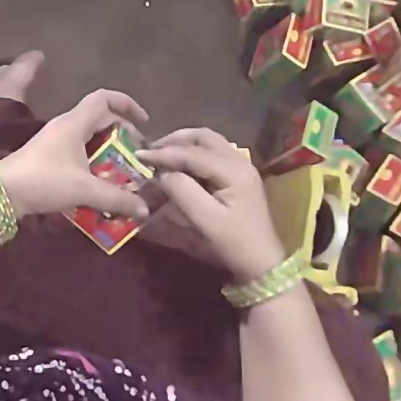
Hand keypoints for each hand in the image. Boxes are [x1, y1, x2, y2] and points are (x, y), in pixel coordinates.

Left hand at [0, 89, 152, 218]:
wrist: (0, 193)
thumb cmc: (44, 180)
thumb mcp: (85, 190)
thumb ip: (117, 199)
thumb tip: (145, 210)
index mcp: (75, 123)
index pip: (105, 98)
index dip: (127, 104)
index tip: (143, 122)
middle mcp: (65, 127)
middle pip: (100, 119)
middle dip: (121, 135)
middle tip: (135, 155)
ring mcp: (54, 143)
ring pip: (88, 139)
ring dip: (106, 152)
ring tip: (120, 173)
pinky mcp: (46, 159)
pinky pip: (77, 154)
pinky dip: (92, 164)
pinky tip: (98, 185)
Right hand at [136, 128, 286, 282]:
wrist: (261, 263)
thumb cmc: (233, 243)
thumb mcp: (205, 220)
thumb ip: (182, 191)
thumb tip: (162, 173)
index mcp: (234, 170)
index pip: (193, 152)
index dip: (164, 153)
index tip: (139, 155)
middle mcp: (240, 161)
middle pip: (204, 137)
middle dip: (175, 140)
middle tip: (152, 151)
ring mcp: (242, 168)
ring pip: (210, 143)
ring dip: (184, 145)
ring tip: (162, 156)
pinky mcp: (238, 177)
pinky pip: (213, 155)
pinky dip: (193, 154)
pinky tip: (180, 166)